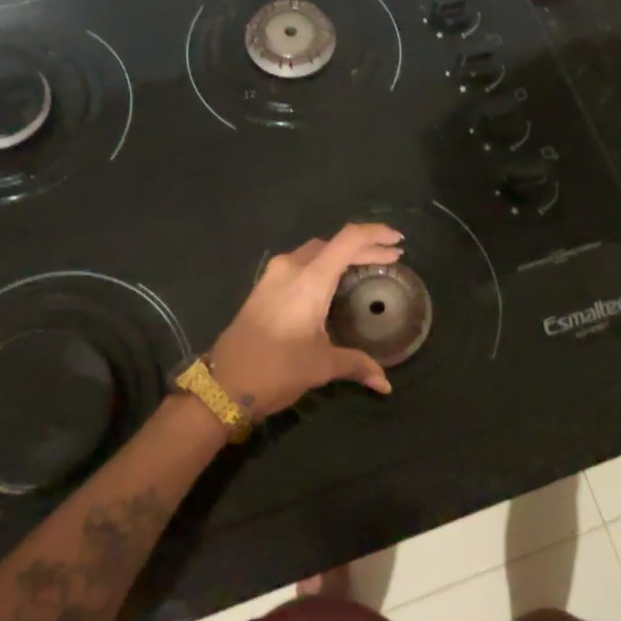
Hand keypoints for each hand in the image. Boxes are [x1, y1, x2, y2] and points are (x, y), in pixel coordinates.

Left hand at [208, 223, 402, 417]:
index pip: (348, 240)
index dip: (376, 234)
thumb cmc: (276, 371)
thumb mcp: (321, 367)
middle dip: (364, 246)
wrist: (222, 385)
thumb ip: (357, 365)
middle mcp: (291, 268)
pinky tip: (333, 280)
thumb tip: (385, 383)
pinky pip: (300, 263)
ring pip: (315, 251)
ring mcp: (273, 275)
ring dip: (341, 254)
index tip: (398, 240)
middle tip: (392, 256)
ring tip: (366, 265)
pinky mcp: (263, 287)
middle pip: (333, 243)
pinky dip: (323, 263)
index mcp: (310, 280)